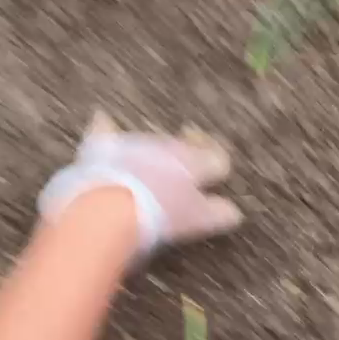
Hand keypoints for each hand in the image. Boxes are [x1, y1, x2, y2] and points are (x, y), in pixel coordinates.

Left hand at [37, 112, 243, 254]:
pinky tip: (103, 119)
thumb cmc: (161, 216)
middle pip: (184, 146)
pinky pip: (105, 128)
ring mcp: (136, 143)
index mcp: (195, 163)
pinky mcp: (104, 146)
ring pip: (151, 138)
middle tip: (185, 165)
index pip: (217, 158)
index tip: (216, 170)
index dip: (218, 163)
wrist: (113, 208)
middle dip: (186, 153)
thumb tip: (234, 213)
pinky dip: (106, 126)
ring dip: (153, 147)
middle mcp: (168, 147)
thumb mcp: (199, 220)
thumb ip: (219, 213)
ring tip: (150, 161)